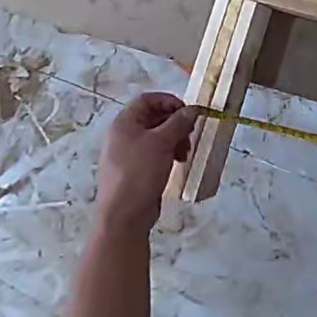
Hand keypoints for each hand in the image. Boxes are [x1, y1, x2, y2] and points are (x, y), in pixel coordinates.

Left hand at [96, 92, 199, 238]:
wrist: (124, 216)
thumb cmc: (139, 172)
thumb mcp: (162, 142)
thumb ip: (178, 123)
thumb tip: (193, 109)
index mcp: (124, 122)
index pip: (147, 99)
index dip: (169, 101)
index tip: (188, 112)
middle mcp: (124, 134)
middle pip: (153, 117)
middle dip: (175, 123)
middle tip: (190, 134)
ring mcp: (129, 153)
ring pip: (157, 136)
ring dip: (175, 139)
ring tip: (185, 153)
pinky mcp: (136, 170)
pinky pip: (155, 153)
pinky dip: (169, 153)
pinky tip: (178, 162)